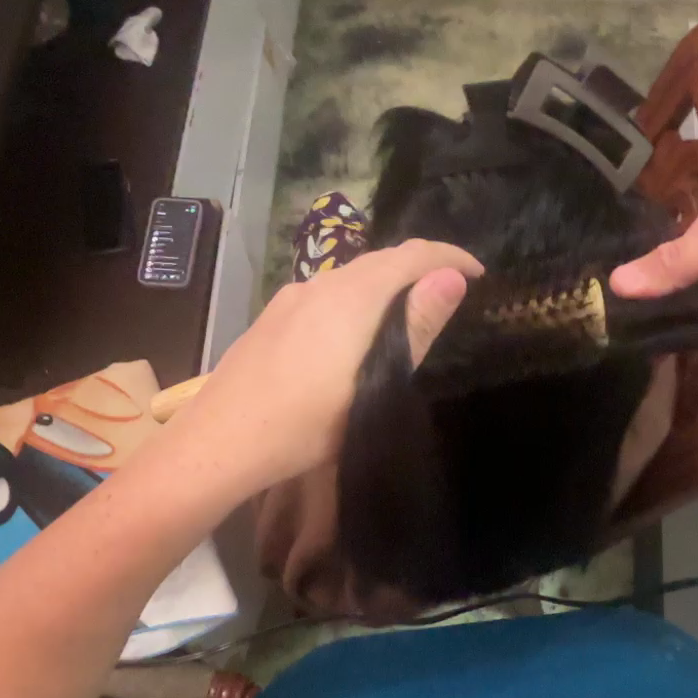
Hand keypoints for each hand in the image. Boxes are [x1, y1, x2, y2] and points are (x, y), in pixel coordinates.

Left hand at [169, 239, 482, 487]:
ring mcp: (290, 300)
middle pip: (380, 261)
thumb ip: (413, 330)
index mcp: (350, 297)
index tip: (478, 274)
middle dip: (420, 268)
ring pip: (350, 278)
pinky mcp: (272, 319)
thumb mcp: (371, 387)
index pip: (411, 256)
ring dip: (386, 286)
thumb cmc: (304, 425)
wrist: (220, 442)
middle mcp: (320, 285)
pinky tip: (352, 333)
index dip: (450, 257)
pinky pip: (327, 295)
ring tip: (407, 315)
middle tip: (448, 294)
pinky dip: (356, 300)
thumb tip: (453, 279)